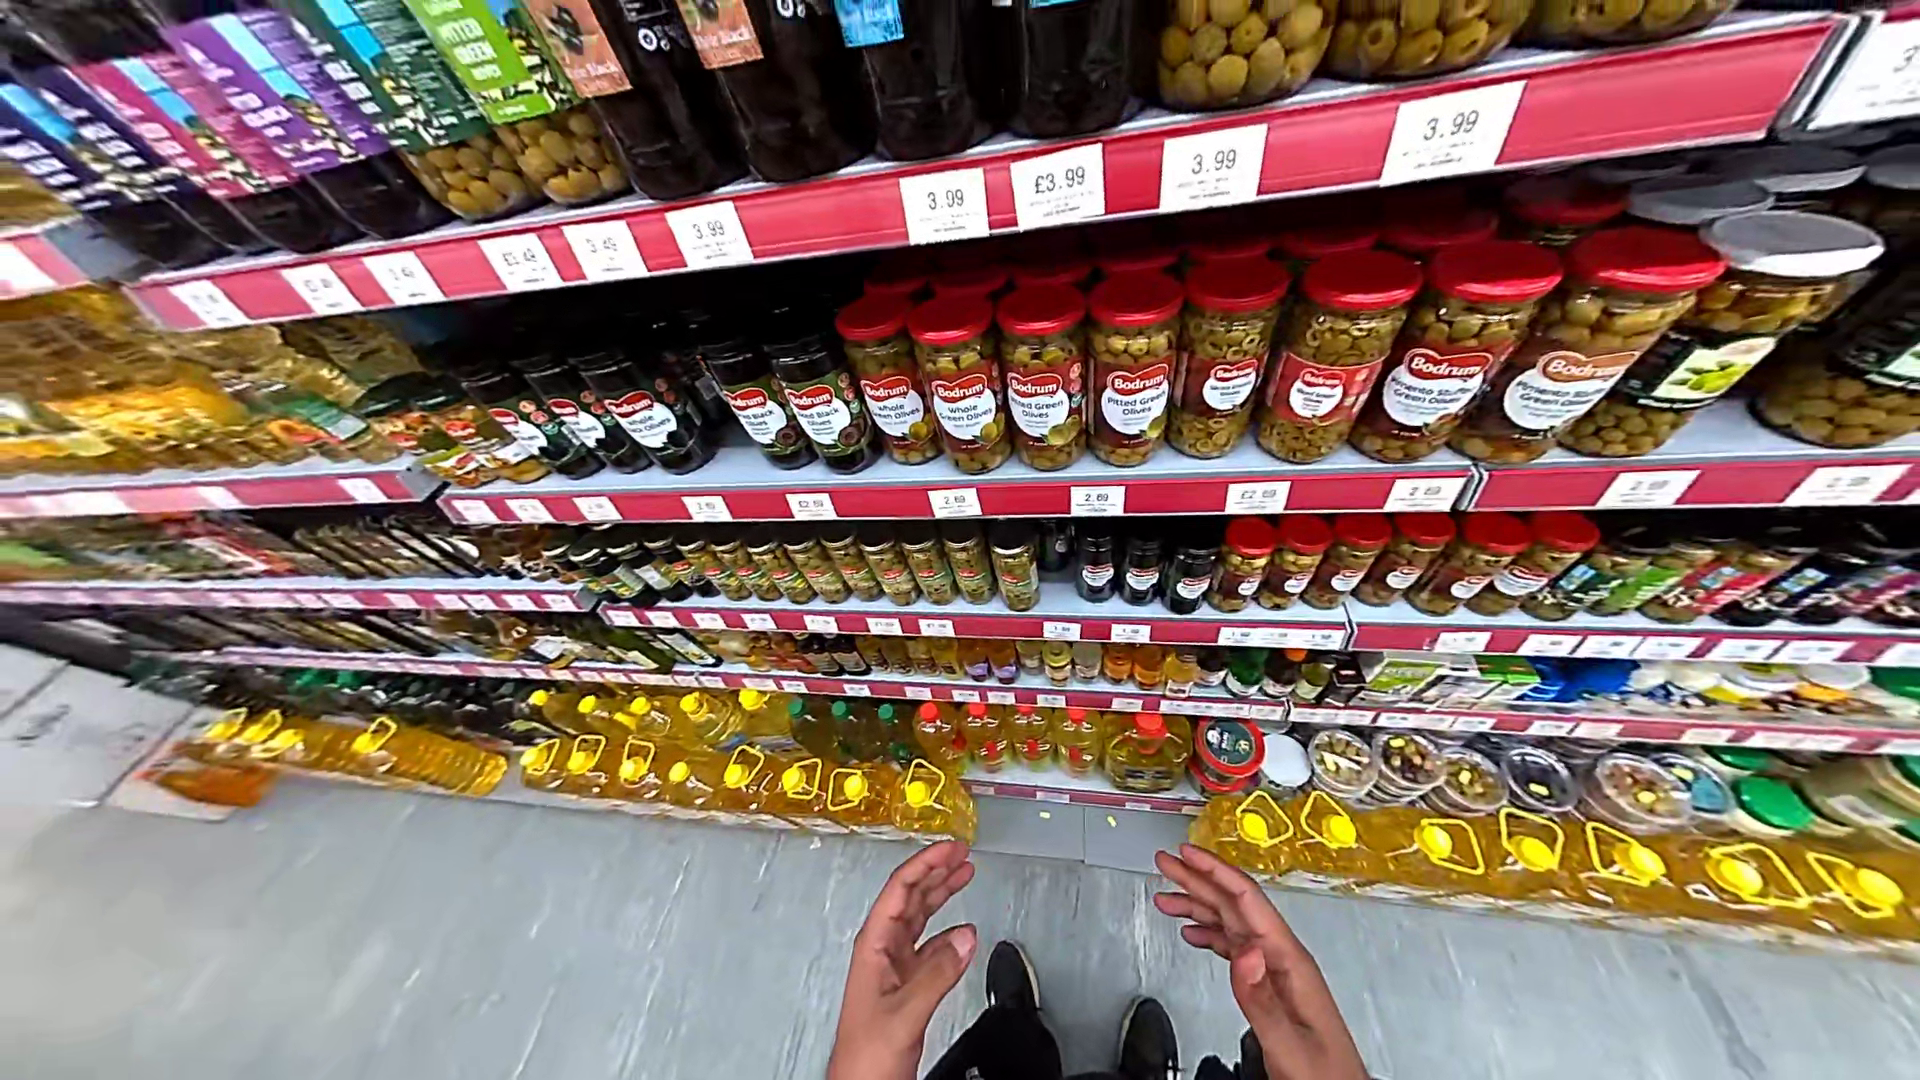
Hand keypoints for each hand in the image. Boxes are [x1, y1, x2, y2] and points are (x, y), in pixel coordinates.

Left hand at [828, 840, 978, 1079]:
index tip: (948, 849)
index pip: (901, 888)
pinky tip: (964, 931)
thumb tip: (964, 937)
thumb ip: (936, 974)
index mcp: (874, 943)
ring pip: (922, 915)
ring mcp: (895, 964)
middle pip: (912, 895)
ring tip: (964, 873)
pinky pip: (931, 946)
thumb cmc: (865, 1058)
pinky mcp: (907, 983)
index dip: (925, 863)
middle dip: (937, 870)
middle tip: (960, 852)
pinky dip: (950, 934)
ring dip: (943, 893)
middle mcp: (884, 947)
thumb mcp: (903, 1013)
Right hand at [1153, 844, 1367, 1079]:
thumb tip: (1245, 950)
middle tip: (1165, 862)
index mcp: (1288, 959)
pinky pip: (1232, 945)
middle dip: (1196, 878)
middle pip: (1233, 903)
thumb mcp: (1290, 1045)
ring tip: (1166, 898)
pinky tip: (1192, 932)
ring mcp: (1274, 969)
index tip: (1187, 853)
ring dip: (1196, 905)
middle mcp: (1280, 956)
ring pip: (1229, 921)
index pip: (1246, 898)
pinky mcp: (1267, 985)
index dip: (1215, 870)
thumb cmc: (1323, 1079)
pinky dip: (1207, 932)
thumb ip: (1262, 998)